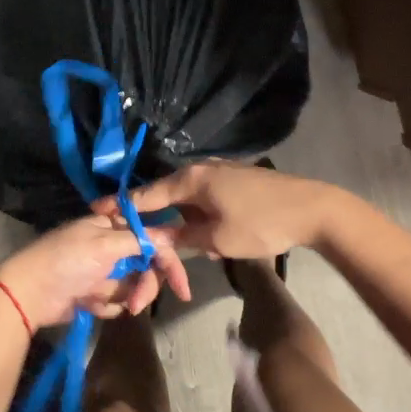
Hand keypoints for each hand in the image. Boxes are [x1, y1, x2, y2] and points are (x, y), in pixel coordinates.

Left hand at [0, 214, 190, 327]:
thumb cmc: (66, 261)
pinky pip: (114, 301)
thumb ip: (139, 240)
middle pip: (146, 267)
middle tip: (135, 304)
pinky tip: (85, 303)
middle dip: (142, 287)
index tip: (183, 288)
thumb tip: (170, 236)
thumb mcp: (104, 245)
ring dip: (117, 297)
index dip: (169, 261)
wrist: (30, 292)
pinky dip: (103, 304)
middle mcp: (110, 245)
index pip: (152, 238)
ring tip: (95, 299)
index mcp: (111, 226)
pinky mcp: (94, 292)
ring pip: (132, 287)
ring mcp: (102, 270)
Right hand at [97, 159, 346, 259]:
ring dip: (181, 220)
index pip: (147, 194)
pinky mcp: (235, 181)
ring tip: (179, 241)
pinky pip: (204, 198)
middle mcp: (201, 170)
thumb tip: (158, 240)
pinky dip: (199, 215)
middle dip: (153, 217)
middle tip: (136, 234)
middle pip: (166, 194)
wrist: (314, 209)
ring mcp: (219, 173)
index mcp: (190, 180)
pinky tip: (207, 234)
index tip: (97, 211)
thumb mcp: (218, 240)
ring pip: (187, 199)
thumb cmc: (262, 223)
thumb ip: (183, 239)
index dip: (123, 205)